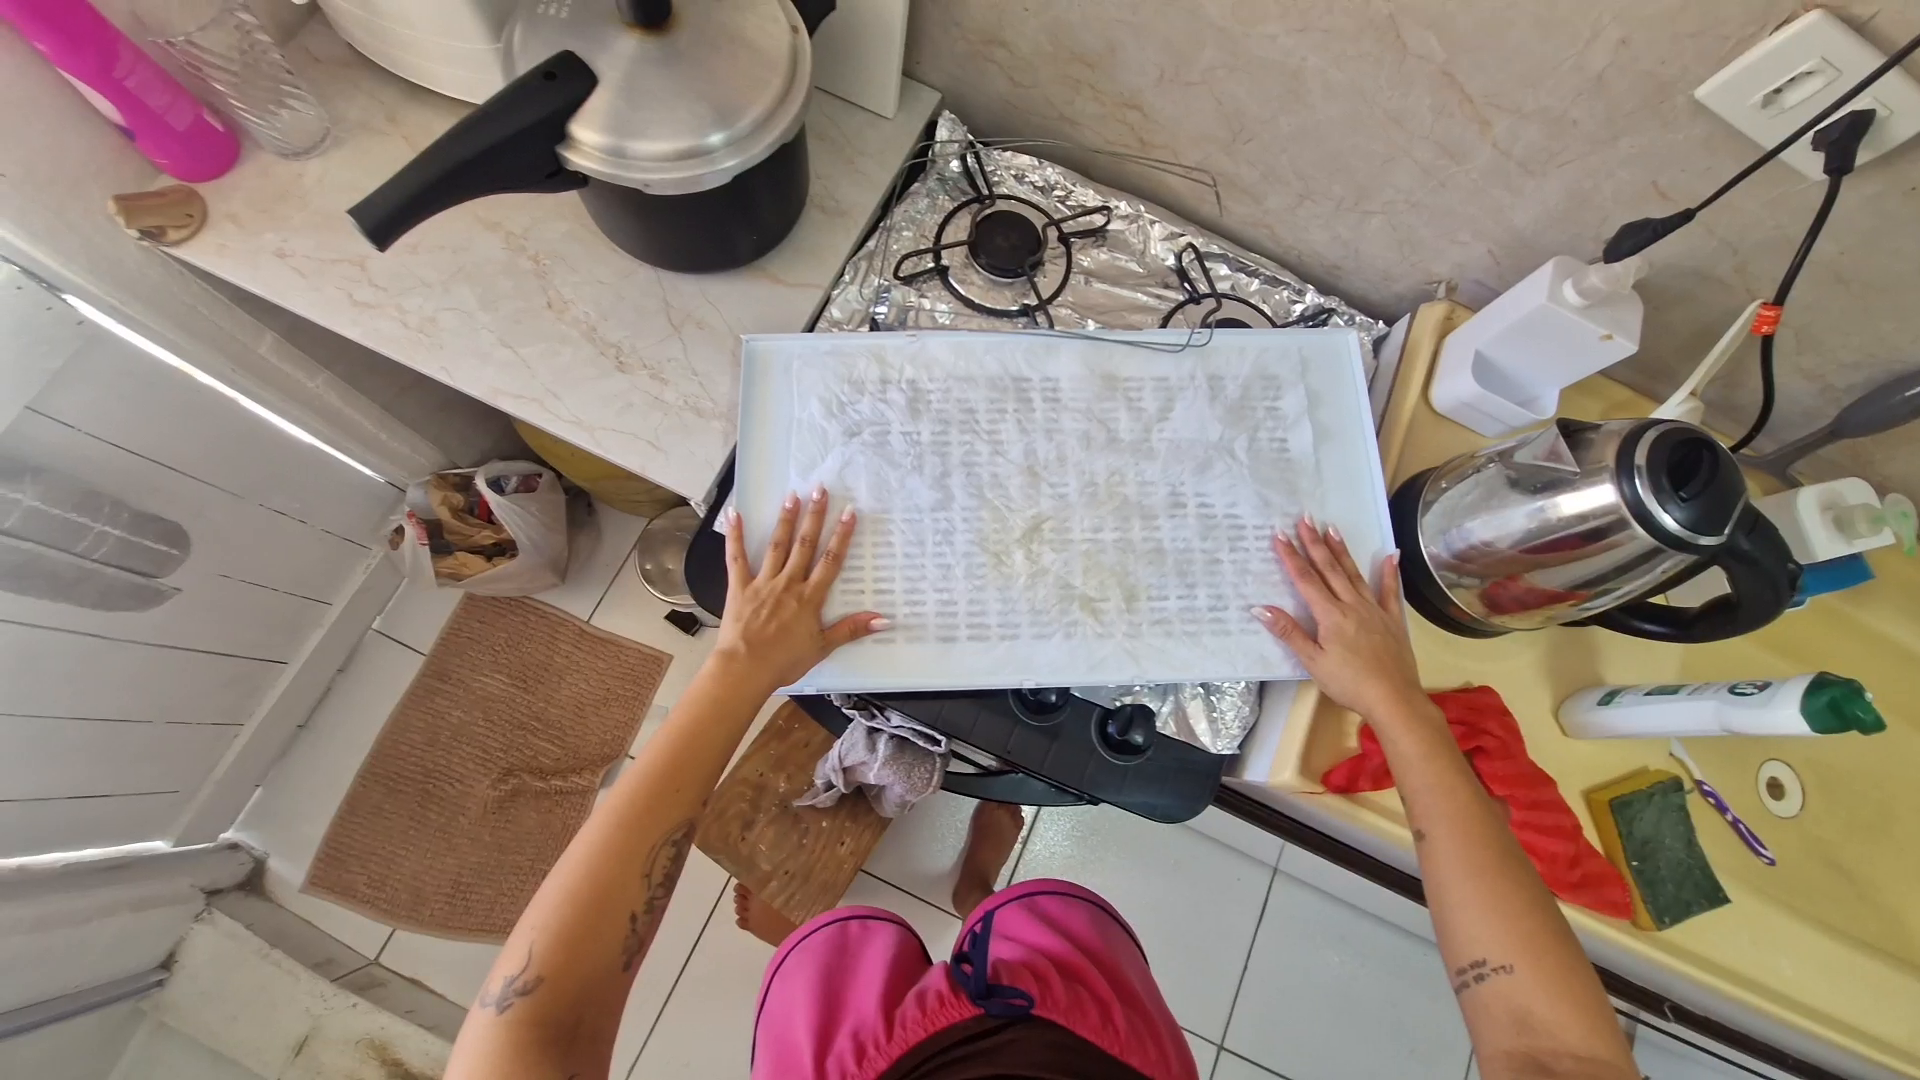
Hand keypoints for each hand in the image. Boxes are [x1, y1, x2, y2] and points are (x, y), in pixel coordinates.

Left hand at [715, 486, 887, 690]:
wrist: (744, 670)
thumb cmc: (784, 662)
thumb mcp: (822, 647)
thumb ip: (851, 629)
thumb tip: (884, 619)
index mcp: (810, 597)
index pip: (831, 560)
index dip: (841, 535)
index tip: (849, 512)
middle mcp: (788, 583)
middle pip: (805, 544)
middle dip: (814, 516)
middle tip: (820, 489)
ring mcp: (763, 583)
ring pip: (777, 545)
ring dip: (785, 519)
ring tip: (792, 495)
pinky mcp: (739, 587)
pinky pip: (736, 558)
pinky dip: (736, 535)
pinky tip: (735, 514)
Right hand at [1252, 518, 1432, 724]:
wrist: (1394, 700)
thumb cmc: (1348, 683)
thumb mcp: (1312, 661)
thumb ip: (1289, 632)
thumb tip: (1260, 608)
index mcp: (1330, 615)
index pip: (1305, 580)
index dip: (1291, 556)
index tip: (1280, 535)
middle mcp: (1352, 605)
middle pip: (1329, 569)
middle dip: (1314, 544)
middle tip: (1305, 519)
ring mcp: (1374, 611)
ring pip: (1354, 574)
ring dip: (1341, 551)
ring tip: (1332, 528)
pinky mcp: (1392, 621)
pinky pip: (1390, 592)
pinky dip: (1389, 573)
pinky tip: (1389, 555)